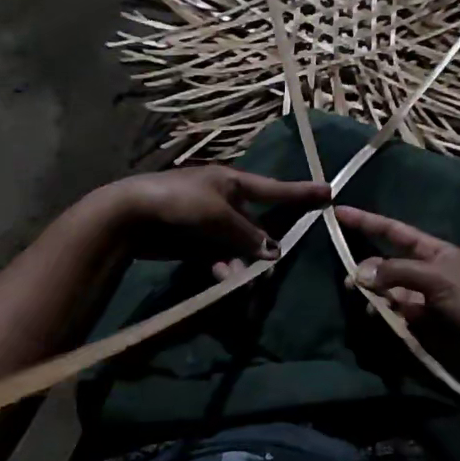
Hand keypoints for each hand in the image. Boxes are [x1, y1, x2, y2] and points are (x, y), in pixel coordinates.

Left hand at [96, 166, 328, 262]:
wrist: (130, 215)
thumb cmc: (178, 202)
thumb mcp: (218, 215)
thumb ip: (248, 234)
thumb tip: (275, 251)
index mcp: (233, 183)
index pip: (275, 189)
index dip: (301, 193)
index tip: (329, 192)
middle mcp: (225, 202)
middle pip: (257, 226)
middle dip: (265, 246)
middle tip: (274, 265)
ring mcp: (210, 223)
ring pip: (239, 246)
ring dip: (241, 262)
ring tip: (238, 277)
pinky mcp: (196, 243)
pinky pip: (220, 256)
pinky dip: (223, 267)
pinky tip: (221, 277)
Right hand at [333, 205, 459, 348]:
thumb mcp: (436, 278)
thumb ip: (397, 271)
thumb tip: (360, 273)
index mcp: (434, 251)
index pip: (395, 231)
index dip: (368, 221)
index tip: (339, 212)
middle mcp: (424, 271)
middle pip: (385, 265)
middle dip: (366, 270)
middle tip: (351, 283)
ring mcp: (421, 298)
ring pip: (386, 291)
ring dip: (373, 296)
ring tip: (369, 305)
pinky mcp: (419, 322)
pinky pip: (392, 312)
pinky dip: (383, 314)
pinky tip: (380, 318)